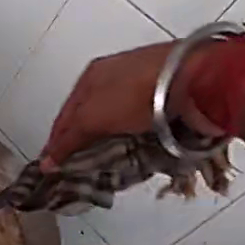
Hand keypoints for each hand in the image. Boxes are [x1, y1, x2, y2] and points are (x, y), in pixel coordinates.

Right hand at [41, 43, 222, 167]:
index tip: (51, 166)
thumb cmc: (139, 93)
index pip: (64, 114)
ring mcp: (143, 84)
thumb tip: (46, 164)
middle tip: (77, 170)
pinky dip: (133, 138)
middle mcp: (116, 75)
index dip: (56, 142)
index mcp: (92, 74)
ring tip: (105, 166)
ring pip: (116, 120)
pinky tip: (131, 151)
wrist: (199, 81)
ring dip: (109, 142)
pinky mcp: (166, 95)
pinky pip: (140, 122)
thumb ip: (67, 141)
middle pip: (89, 116)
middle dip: (83, 142)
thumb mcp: (92, 118)